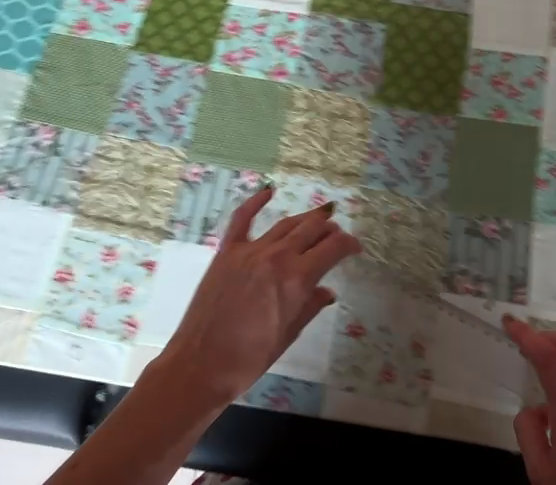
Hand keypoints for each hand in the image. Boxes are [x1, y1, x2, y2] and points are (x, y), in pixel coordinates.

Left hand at [156, 187, 360, 403]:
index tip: (355, 248)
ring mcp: (251, 251)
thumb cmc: (249, 359)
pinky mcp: (227, 252)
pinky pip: (243, 218)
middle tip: (337, 235)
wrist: (199, 365)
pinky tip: (269, 190)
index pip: (333, 248)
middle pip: (312, 230)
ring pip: (286, 224)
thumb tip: (327, 291)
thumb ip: (310, 307)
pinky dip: (256, 202)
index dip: (349, 244)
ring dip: (306, 219)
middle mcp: (277, 257)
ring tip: (319, 217)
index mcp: (297, 279)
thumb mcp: (288, 335)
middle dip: (330, 229)